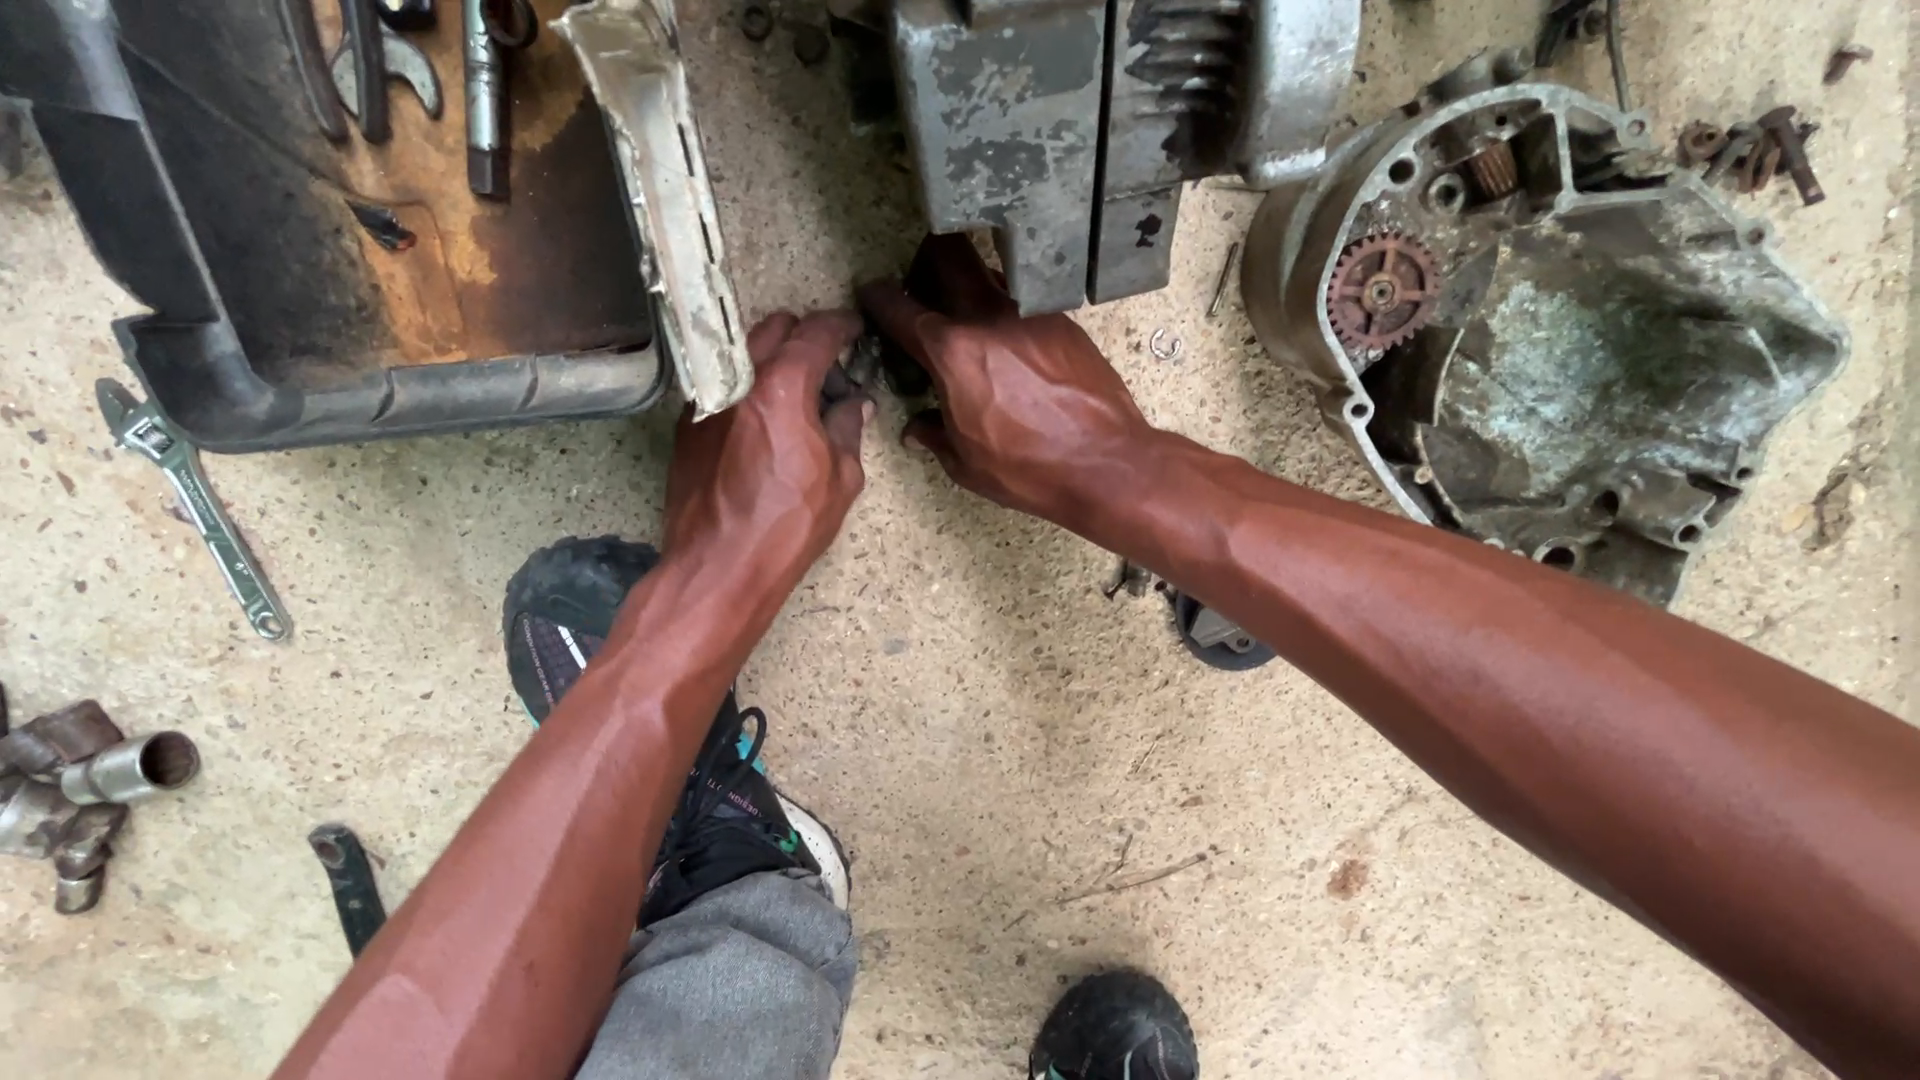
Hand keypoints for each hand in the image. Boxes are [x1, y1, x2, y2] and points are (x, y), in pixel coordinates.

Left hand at [663, 310, 869, 580]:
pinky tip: (765, 417)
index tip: (854, 331)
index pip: (815, 333)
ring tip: (796, 390)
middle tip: (827, 362)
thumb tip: (854, 405)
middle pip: (773, 328)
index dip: (842, 326)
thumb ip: (847, 429)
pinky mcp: (687, 424)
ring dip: (772, 358)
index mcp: (782, 388)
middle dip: (803, 335)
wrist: (719, 565)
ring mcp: (706, 400)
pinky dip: (747, 385)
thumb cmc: (788, 527)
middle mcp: (737, 381)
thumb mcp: (841, 479)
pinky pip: (723, 383)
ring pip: (742, 352)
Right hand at [857, 234, 1155, 525]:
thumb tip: (917, 429)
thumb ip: (934, 435)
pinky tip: (1009, 343)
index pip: (901, 309)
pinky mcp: (1063, 322)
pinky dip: (1006, 310)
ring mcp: (1031, 314)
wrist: (1105, 462)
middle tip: (921, 281)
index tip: (872, 294)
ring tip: (966, 314)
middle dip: (926, 257)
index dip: (878, 298)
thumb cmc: (1031, 468)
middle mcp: (990, 318)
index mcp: (953, 353)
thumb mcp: (966, 463)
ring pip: (989, 272)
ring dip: (970, 282)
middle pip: (949, 253)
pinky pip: (1024, 300)